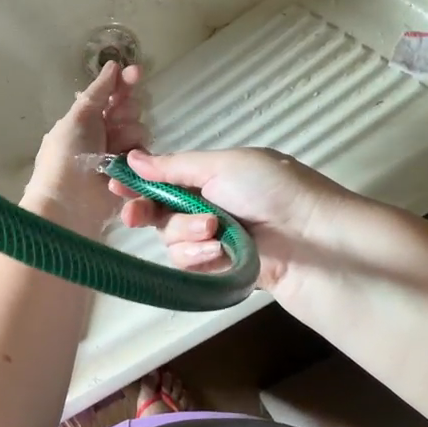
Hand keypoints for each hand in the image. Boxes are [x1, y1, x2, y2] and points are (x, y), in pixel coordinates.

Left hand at [20, 61, 146, 237]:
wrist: (67, 204)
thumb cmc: (66, 157)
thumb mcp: (77, 118)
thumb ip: (98, 91)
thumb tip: (112, 65)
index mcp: (84, 121)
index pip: (111, 96)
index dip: (124, 83)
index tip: (136, 74)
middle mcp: (101, 136)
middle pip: (130, 111)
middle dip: (125, 113)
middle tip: (112, 126)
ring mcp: (116, 157)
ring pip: (140, 132)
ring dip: (129, 137)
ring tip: (114, 153)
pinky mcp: (129, 177)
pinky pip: (145, 157)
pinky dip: (136, 158)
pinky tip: (125, 164)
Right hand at [110, 147, 354, 294]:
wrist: (311, 239)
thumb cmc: (272, 190)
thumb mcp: (224, 166)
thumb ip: (174, 166)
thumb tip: (133, 158)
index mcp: (208, 177)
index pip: (161, 180)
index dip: (136, 184)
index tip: (116, 187)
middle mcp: (204, 207)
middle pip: (155, 213)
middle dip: (147, 213)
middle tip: (136, 216)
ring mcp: (208, 239)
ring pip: (168, 239)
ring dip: (185, 235)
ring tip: (214, 232)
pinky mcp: (213, 268)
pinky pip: (184, 264)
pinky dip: (197, 258)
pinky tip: (219, 254)